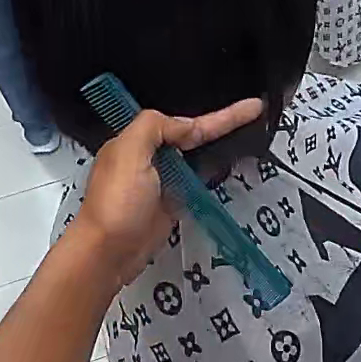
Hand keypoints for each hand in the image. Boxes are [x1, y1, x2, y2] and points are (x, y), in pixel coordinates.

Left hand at [66, 99, 264, 287]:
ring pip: (197, 158)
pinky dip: (212, 174)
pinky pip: (197, 183)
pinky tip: (228, 168)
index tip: (250, 108)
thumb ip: (153, 128)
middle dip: (221, 125)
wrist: (108, 253)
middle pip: (193, 137)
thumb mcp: (129, 154)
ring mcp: (162, 182)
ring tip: (249, 137)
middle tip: (252, 114)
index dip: (220, 117)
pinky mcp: (171, 204)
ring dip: (219, 147)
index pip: (184, 123)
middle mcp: (150, 158)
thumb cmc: (114, 206)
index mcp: (137, 141)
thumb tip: (184, 125)